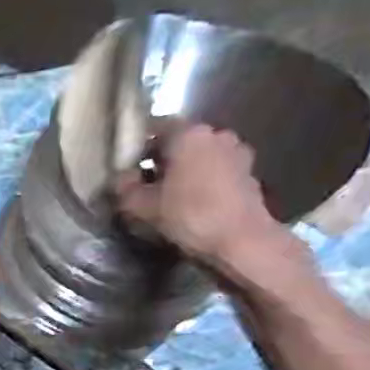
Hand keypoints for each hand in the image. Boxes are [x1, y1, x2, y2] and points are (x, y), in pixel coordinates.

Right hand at [115, 121, 303, 283]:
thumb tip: (120, 178)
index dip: (136, 146)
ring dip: (184, 172)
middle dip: (161, 160)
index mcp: (188, 134)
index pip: (154, 127)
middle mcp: (216, 134)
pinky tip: (192, 205)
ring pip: (200, 157)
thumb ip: (123, 188)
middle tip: (143, 185)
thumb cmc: (187, 217)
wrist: (240, 242)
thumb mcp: (139, 207)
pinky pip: (216, 172)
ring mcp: (237, 152)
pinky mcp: (249, 174)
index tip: (125, 167)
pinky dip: (203, 183)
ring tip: (168, 198)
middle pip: (180, 141)